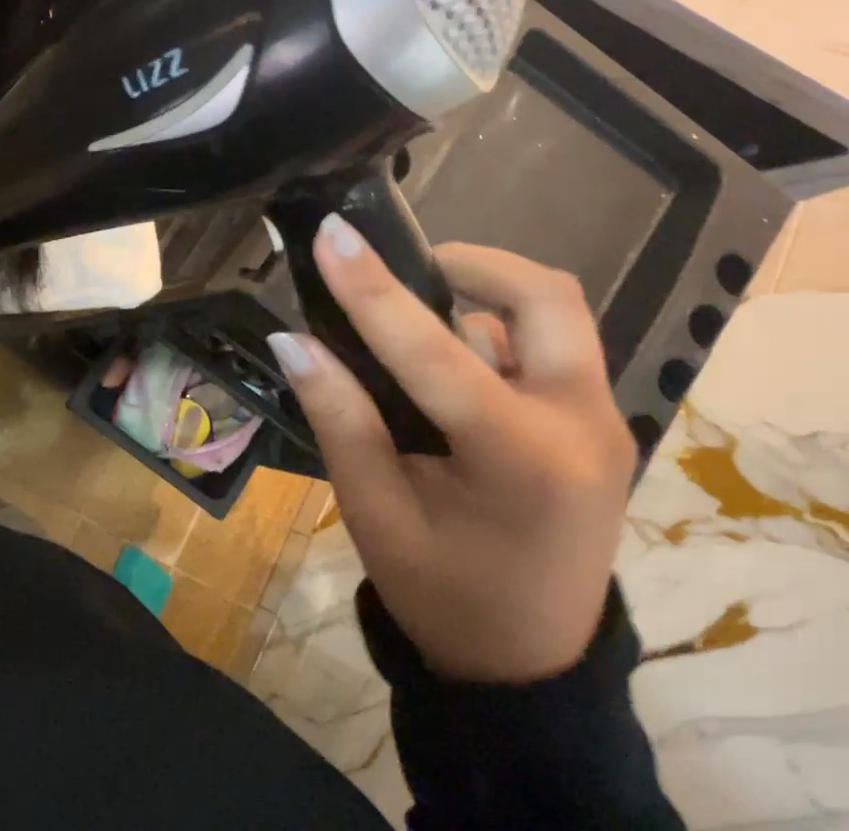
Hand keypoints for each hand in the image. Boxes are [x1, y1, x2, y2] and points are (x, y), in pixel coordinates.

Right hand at [267, 217, 635, 681]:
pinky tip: (448, 371)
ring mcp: (602, 424)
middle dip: (473, 266)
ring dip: (484, 303)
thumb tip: (291, 341)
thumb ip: (340, 418)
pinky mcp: (599, 428)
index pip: (433, 349)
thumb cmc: (439, 590)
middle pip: (545, 300)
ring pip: (554, 321)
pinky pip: (553, 353)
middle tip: (406, 266)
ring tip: (413, 328)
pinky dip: (497, 337)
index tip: (332, 235)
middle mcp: (581, 424)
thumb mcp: (374, 510)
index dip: (372, 289)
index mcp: (520, 457)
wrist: (526, 658)